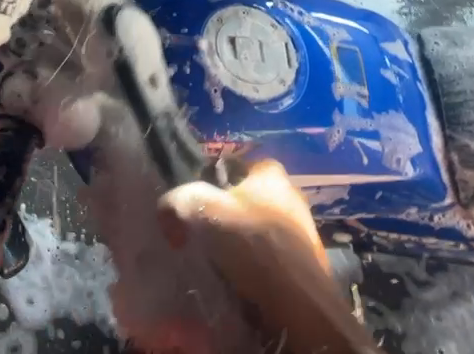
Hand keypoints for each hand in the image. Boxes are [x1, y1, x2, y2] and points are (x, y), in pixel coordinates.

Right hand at [158, 162, 376, 353]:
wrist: (303, 310)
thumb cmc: (255, 246)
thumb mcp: (202, 211)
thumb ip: (177, 200)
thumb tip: (165, 210)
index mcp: (271, 174)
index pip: (236, 163)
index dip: (212, 176)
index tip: (193, 197)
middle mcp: (293, 197)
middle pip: (247, 199)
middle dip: (225, 213)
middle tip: (200, 230)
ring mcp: (304, 235)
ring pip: (258, 231)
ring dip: (239, 243)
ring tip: (215, 261)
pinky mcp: (307, 269)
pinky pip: (270, 260)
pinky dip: (254, 268)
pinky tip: (238, 281)